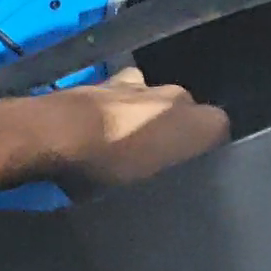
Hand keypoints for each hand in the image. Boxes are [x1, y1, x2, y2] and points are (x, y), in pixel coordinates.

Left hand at [28, 67, 229, 184]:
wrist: (54, 132)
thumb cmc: (107, 166)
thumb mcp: (147, 189)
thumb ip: (169, 180)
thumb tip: (166, 182)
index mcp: (201, 121)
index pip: (216, 136)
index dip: (198, 155)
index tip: (179, 174)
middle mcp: (177, 94)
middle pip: (182, 116)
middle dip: (167, 134)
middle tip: (145, 163)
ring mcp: (139, 83)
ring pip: (150, 103)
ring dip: (138, 118)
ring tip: (116, 146)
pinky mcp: (105, 80)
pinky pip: (118, 97)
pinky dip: (111, 110)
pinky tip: (92, 131)